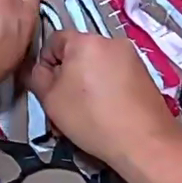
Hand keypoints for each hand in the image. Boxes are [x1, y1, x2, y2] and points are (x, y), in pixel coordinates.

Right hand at [25, 30, 181, 167]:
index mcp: (84, 41)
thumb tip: (37, 69)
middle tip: (65, 104)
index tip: (49, 89)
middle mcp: (110, 40)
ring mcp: (131, 56)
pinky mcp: (145, 73)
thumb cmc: (91, 117)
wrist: (144, 141)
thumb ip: (36, 77)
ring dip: (87, 83)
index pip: (53, 41)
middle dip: (68, 75)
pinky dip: (106, 89)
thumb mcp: (50, 100)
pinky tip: (107, 112)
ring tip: (86, 112)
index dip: (45, 64)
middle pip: (77, 54)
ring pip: (97, 66)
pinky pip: (115, 75)